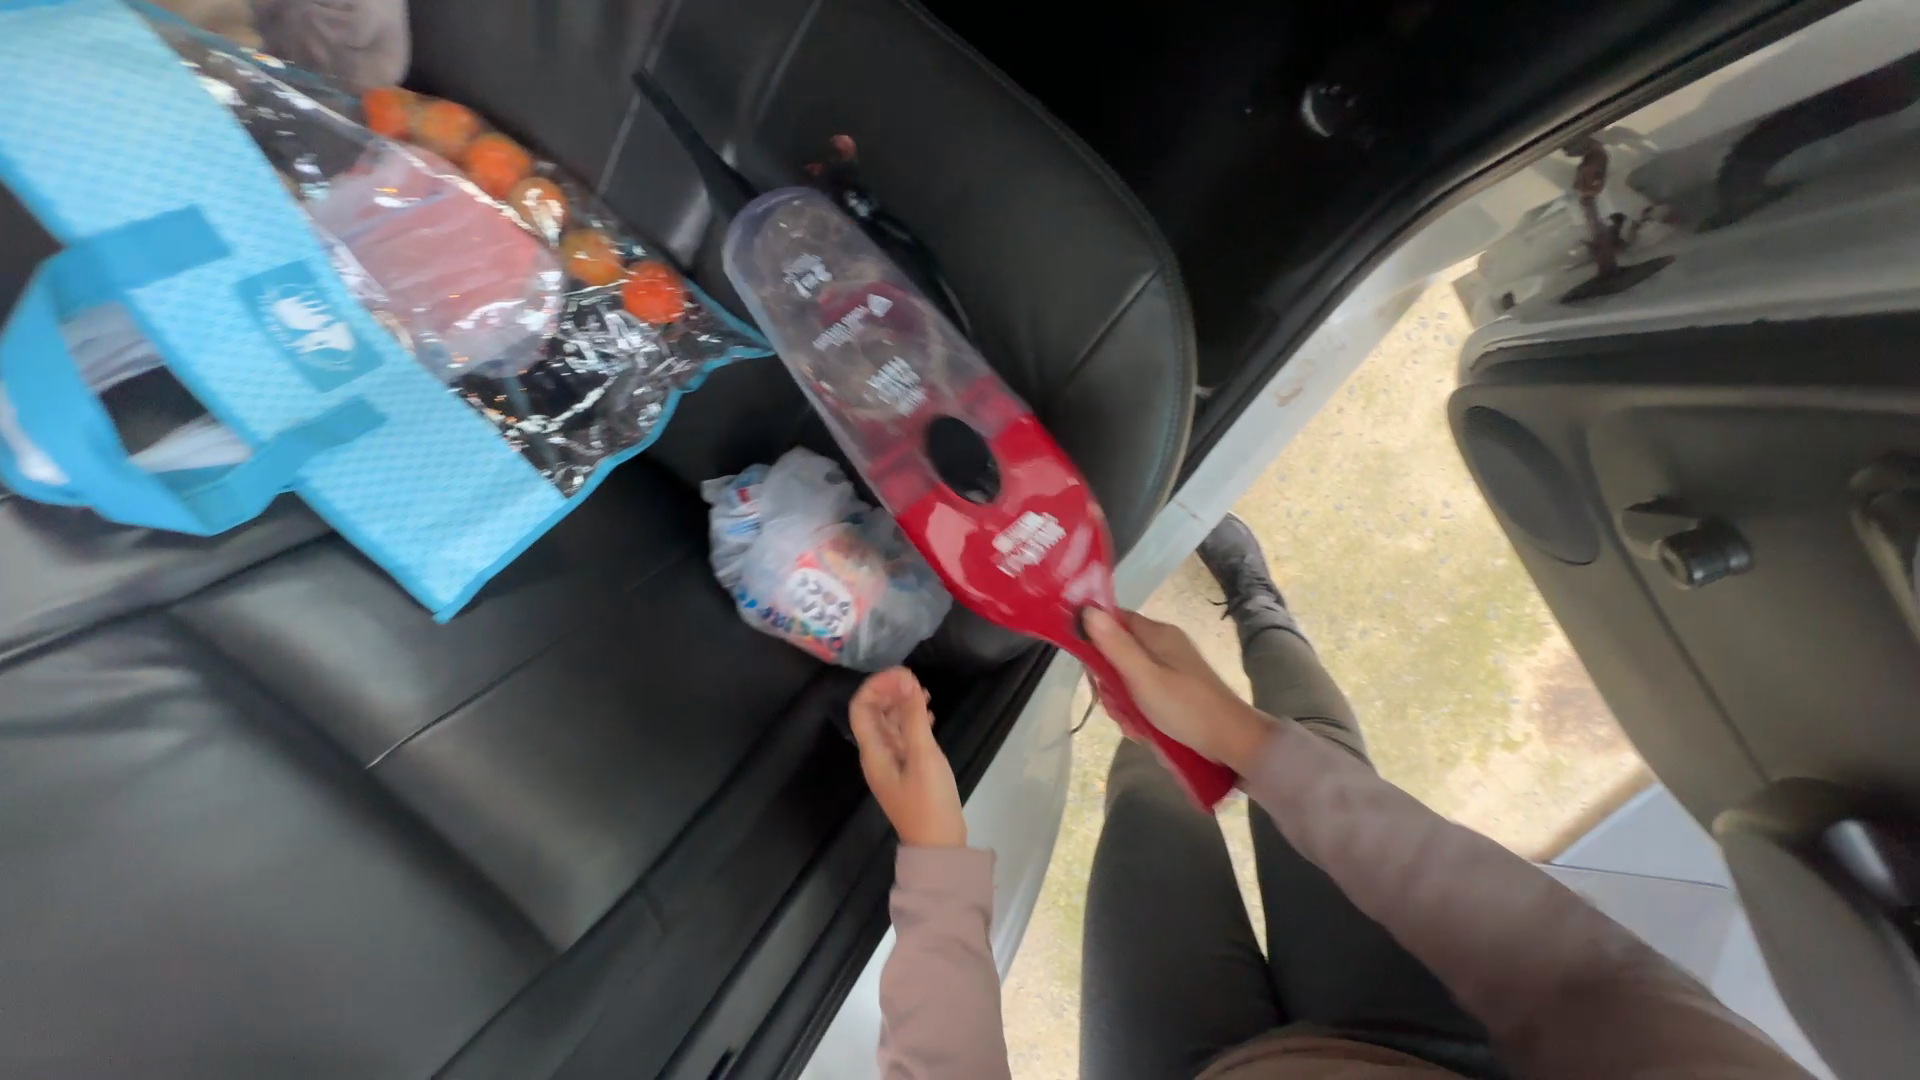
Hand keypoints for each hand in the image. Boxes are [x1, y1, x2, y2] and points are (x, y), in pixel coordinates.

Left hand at [850, 667, 966, 847]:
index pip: (862, 707)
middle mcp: (877, 754)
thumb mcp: (923, 756)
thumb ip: (914, 717)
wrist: (939, 846)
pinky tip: (930, 714)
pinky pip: (903, 736)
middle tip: (916, 680)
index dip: (878, 685)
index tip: (904, 674)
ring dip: (902, 703)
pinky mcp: (906, 769)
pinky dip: (913, 720)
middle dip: (890, 691)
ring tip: (925, 692)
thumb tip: (907, 680)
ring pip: (889, 723)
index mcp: (873, 752)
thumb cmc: (929, 801)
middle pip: (874, 713)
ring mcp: (891, 763)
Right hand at [1084, 608, 1273, 771]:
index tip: (1090, 667)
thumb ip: (1114, 645)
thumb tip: (1086, 609)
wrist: (1232, 742)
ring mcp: (1169, 668)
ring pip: (1126, 677)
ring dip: (1121, 701)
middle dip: (1109, 681)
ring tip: (1131, 723)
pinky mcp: (1173, 690)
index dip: (1095, 638)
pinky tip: (1141, 729)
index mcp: (1157, 634)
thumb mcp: (1143, 677)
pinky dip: (1137, 710)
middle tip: (1115, 704)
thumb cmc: (1186, 707)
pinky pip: (1142, 693)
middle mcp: (1163, 645)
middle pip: (1117, 652)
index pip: (1114, 620)